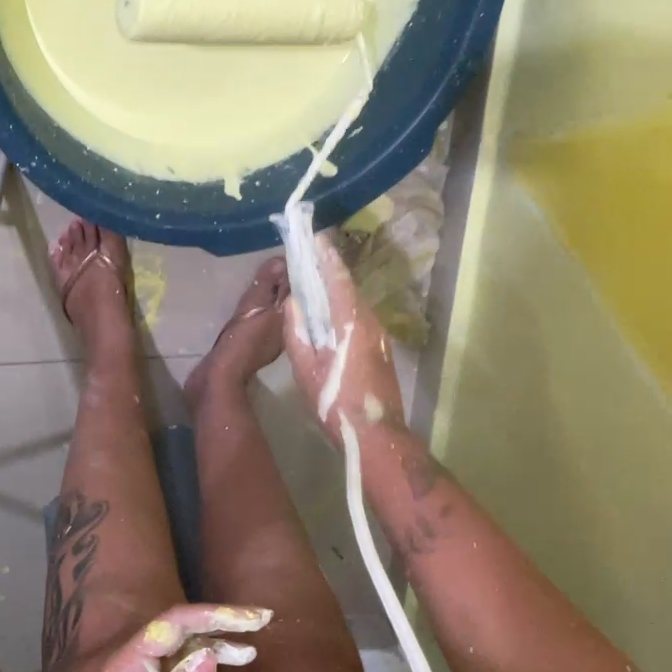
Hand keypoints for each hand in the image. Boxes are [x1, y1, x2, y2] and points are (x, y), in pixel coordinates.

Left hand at [0, 604, 271, 671]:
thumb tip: (208, 656)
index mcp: (126, 665)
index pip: (173, 625)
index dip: (213, 615)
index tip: (250, 617)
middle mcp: (132, 669)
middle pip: (179, 636)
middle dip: (219, 627)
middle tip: (260, 625)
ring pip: (180, 660)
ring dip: (214, 654)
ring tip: (250, 655)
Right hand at [284, 232, 404, 439]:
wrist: (375, 435)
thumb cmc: (334, 403)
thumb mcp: (306, 369)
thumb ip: (297, 332)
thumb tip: (293, 302)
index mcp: (350, 323)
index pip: (338, 280)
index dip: (326, 257)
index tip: (315, 236)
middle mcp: (368, 322)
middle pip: (348, 286)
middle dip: (329, 267)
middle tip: (309, 251)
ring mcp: (377, 335)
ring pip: (354, 301)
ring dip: (336, 286)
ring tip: (315, 274)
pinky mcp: (378, 347)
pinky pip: (357, 315)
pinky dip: (342, 303)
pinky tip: (328, 308)